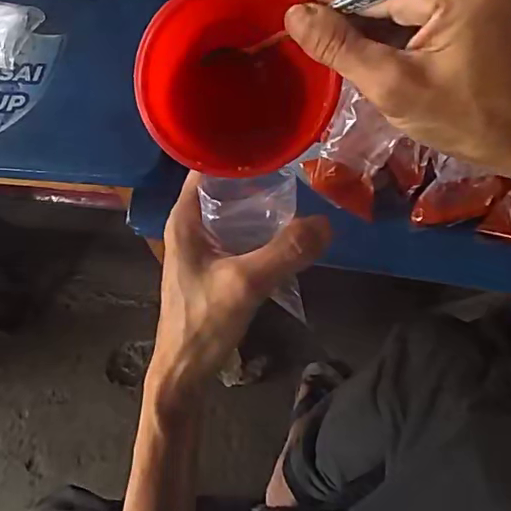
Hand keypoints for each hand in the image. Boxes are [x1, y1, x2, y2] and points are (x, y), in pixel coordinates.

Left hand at [149, 172, 330, 409]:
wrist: (183, 370)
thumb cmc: (202, 322)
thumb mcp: (246, 284)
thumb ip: (285, 253)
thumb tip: (326, 223)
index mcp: (184, 217)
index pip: (204, 166)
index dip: (233, 150)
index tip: (269, 139)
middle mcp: (189, 224)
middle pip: (221, 186)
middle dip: (254, 174)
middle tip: (293, 162)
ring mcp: (200, 244)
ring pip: (231, 210)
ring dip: (258, 201)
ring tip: (295, 188)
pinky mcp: (213, 263)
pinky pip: (237, 232)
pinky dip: (258, 225)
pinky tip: (285, 227)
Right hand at [285, 0, 510, 178]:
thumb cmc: (465, 120)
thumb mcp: (394, 87)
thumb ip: (341, 47)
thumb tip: (294, 12)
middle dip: (337, 2)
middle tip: (289, 10)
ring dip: (358, 11)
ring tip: (312, 22)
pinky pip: (413, 1)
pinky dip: (383, 19)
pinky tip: (353, 32)